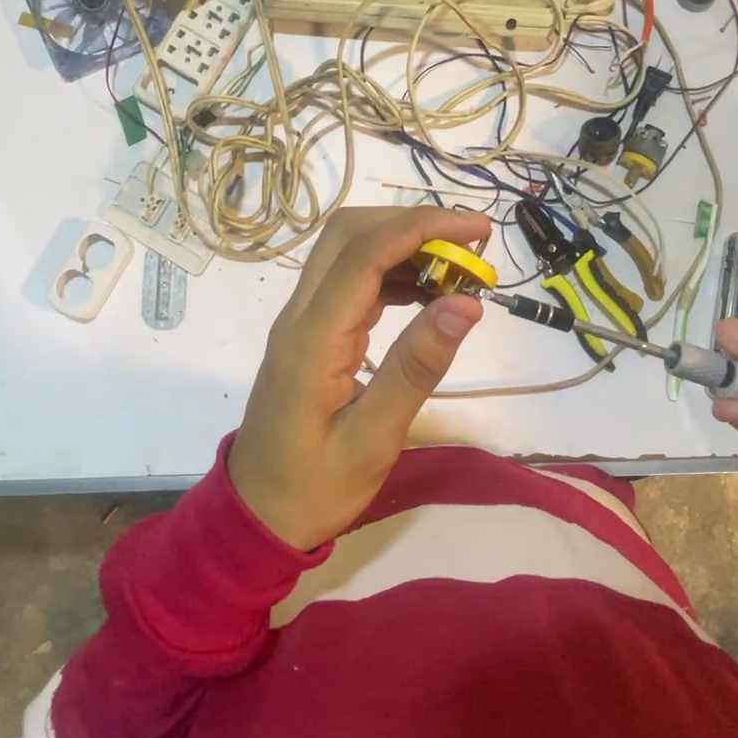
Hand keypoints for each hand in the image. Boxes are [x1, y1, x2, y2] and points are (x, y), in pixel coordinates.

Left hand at [229, 207, 489, 550]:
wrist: (257, 513)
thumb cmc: (314, 487)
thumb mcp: (373, 439)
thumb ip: (416, 368)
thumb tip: (467, 303)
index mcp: (312, 339)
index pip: (365, 253)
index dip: (423, 228)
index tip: (479, 230)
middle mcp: (300, 316)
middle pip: (348, 234)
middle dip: (412, 224)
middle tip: (471, 248)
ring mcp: (301, 321)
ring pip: (348, 251)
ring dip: (403, 246)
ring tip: (460, 273)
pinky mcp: (311, 333)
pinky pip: (350, 282)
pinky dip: (392, 274)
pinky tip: (429, 297)